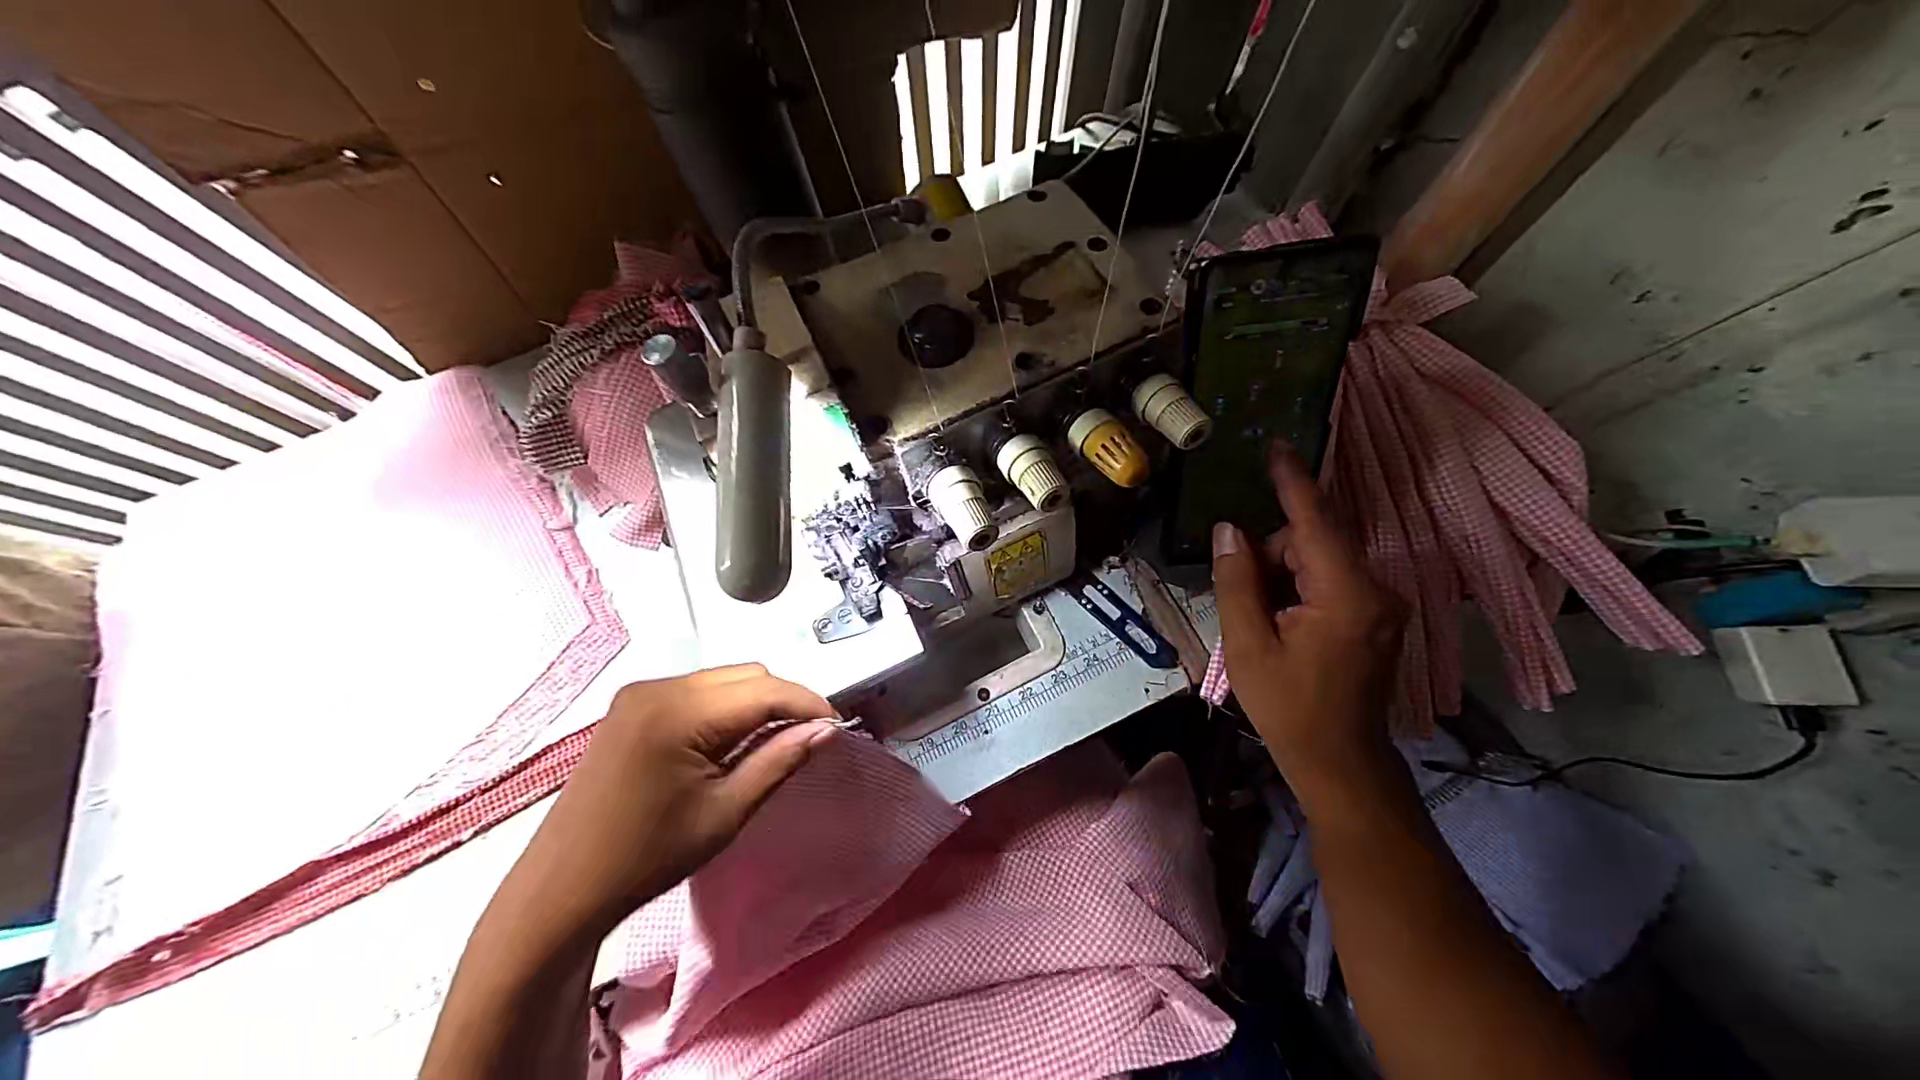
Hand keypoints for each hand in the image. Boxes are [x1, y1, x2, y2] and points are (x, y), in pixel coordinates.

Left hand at [513, 664, 837, 933]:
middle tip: (807, 738)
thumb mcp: (725, 813)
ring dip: (756, 702)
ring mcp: (640, 693)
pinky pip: (697, 691)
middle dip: (784, 700)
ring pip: (724, 679)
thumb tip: (825, 731)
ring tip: (773, 742)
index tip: (837, 726)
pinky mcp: (631, 705)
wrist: (563, 888)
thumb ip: (779, 761)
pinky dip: (725, 707)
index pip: (764, 689)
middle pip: (746, 675)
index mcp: (678, 712)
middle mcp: (658, 688)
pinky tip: (731, 741)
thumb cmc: (645, 858)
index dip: (808, 704)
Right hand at [1211, 443, 1404, 805]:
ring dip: (1283, 575)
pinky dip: (1299, 588)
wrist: (1340, 762)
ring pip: (1319, 560)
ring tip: (1261, 621)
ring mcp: (1382, 604)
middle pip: (1313, 541)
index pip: (1315, 521)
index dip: (1292, 482)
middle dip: (1271, 555)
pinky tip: (1281, 622)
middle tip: (1243, 599)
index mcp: (1347, 594)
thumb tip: (1229, 530)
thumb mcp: (1248, 645)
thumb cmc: (1289, 708)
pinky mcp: (1377, 617)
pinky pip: (1331, 580)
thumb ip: (1237, 581)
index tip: (1275, 446)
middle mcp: (1376, 589)